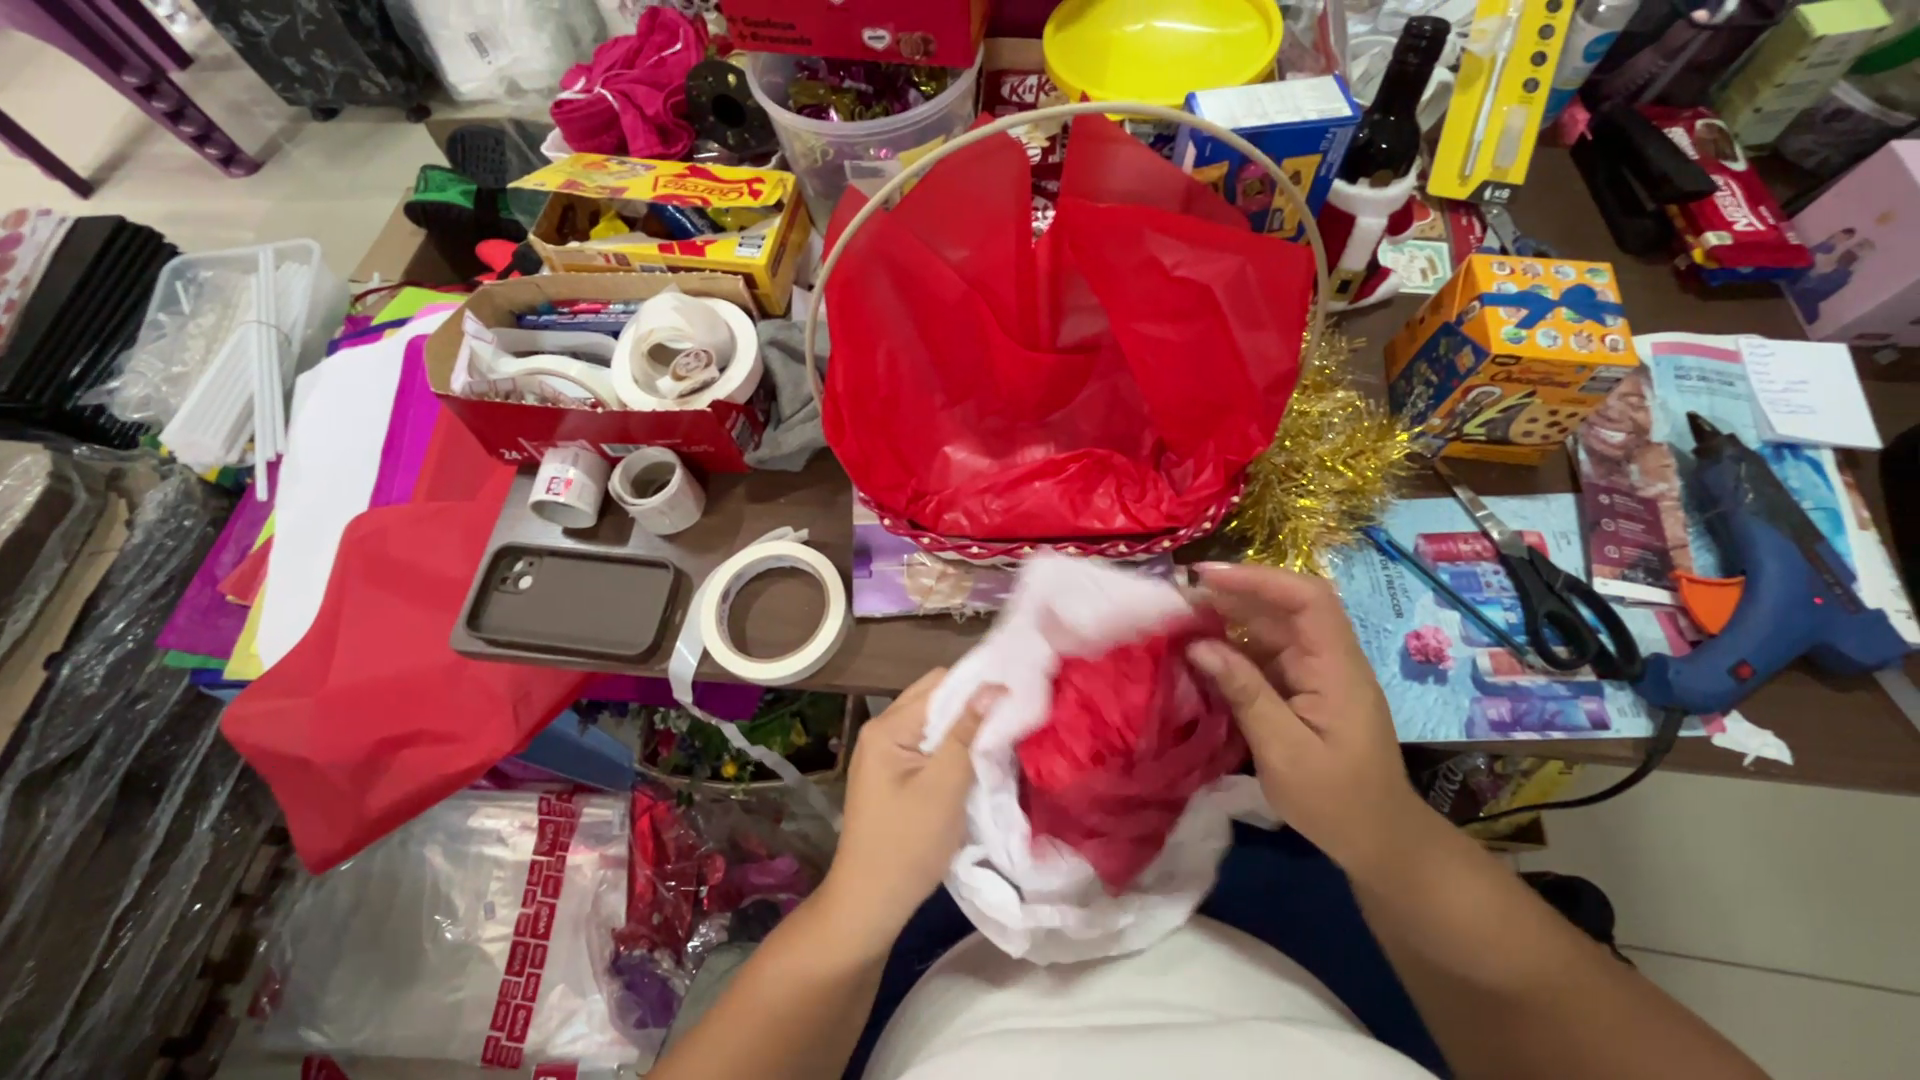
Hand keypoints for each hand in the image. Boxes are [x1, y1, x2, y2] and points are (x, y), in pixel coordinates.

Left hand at [817, 669, 994, 953]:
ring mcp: (886, 754)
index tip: (1018, 694)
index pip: (940, 684)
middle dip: (973, 704)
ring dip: (965, 728)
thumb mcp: (944, 787)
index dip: (979, 687)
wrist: (871, 902)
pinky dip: (954, 748)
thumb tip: (994, 687)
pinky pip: (929, 746)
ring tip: (1004, 734)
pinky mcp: (895, 775)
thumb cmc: (907, 845)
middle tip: (1014, 715)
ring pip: (935, 724)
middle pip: (936, 699)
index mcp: (888, 728)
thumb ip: (967, 734)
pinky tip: (979, 758)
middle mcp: (882, 731)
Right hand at [1188, 563, 1438, 874]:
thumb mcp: (1284, 752)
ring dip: (1230, 619)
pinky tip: (1202, 653)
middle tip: (1179, 597)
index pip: (1307, 599)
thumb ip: (1244, 694)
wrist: (1379, 839)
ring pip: (1274, 629)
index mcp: (1337, 669)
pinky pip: (1268, 656)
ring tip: (1182, 619)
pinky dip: (1234, 649)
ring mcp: (1319, 675)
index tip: (1206, 576)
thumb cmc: (1335, 801)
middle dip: (1234, 594)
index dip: (1258, 578)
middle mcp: (1331, 660)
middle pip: (1287, 607)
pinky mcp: (1305, 690)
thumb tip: (1198, 645)